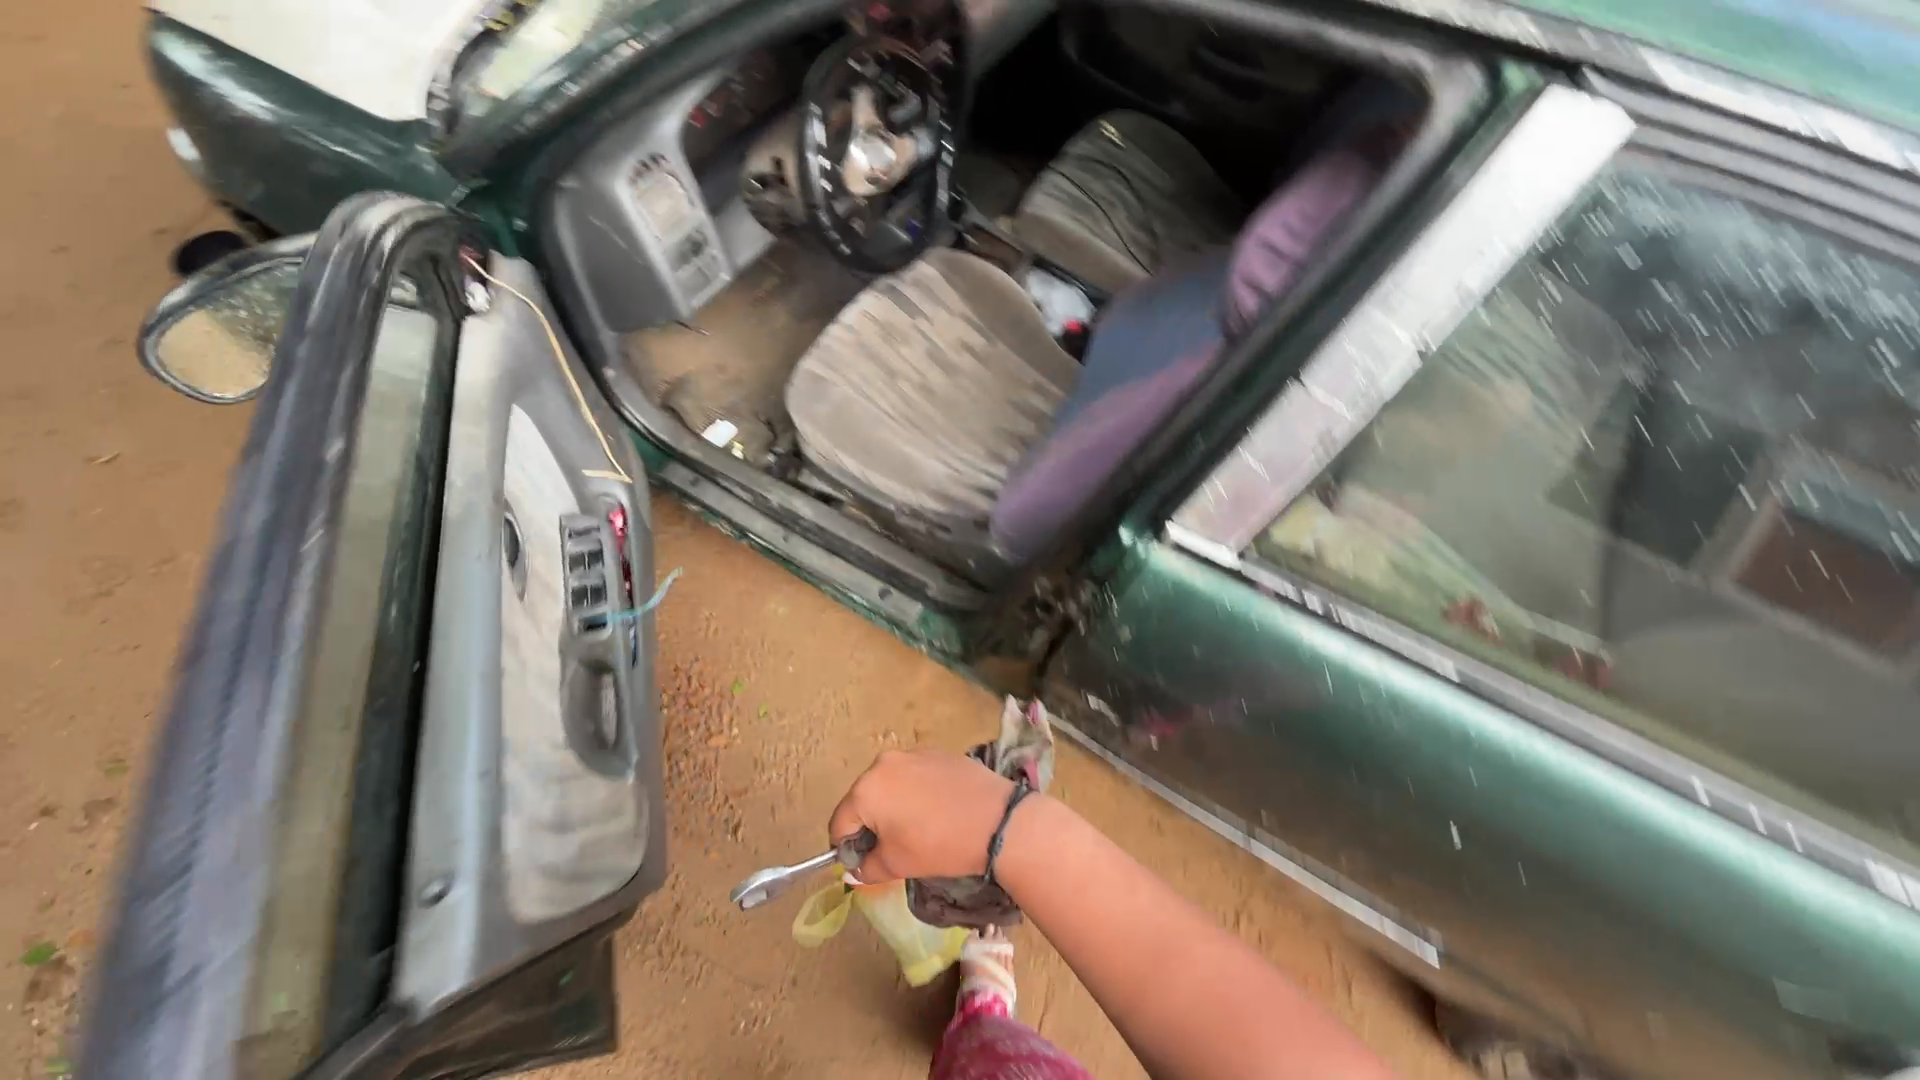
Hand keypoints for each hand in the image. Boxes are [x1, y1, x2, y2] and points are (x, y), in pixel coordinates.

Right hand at [828, 750, 1015, 882]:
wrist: (998, 821)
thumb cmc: (939, 844)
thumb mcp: (897, 864)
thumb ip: (867, 867)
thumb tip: (856, 869)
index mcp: (866, 789)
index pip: (840, 822)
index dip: (846, 848)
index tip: (863, 863)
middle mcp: (884, 763)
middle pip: (864, 799)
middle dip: (870, 824)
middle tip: (892, 848)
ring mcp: (913, 753)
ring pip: (890, 785)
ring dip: (894, 807)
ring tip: (918, 829)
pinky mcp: (938, 753)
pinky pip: (914, 775)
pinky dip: (916, 793)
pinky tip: (938, 811)